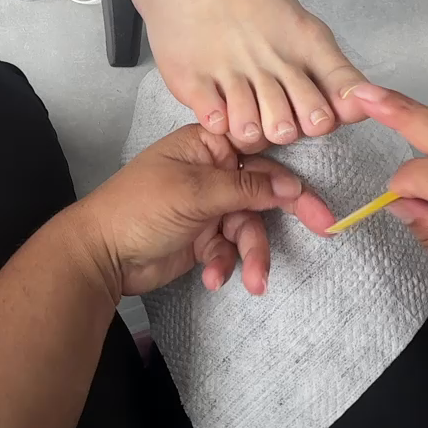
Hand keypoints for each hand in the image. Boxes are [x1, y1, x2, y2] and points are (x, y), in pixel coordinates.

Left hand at [62, 125, 335, 298]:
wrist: (102, 254)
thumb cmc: (142, 207)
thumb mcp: (195, 191)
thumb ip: (245, 187)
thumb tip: (291, 185)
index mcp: (206, 146)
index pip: (257, 153)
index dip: (288, 176)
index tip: (316, 200)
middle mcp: (211, 172)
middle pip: (260, 192)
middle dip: (285, 215)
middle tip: (325, 230)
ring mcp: (207, 206)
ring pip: (248, 226)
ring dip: (251, 254)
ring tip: (253, 281)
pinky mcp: (203, 237)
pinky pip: (229, 249)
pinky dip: (225, 264)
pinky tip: (212, 277)